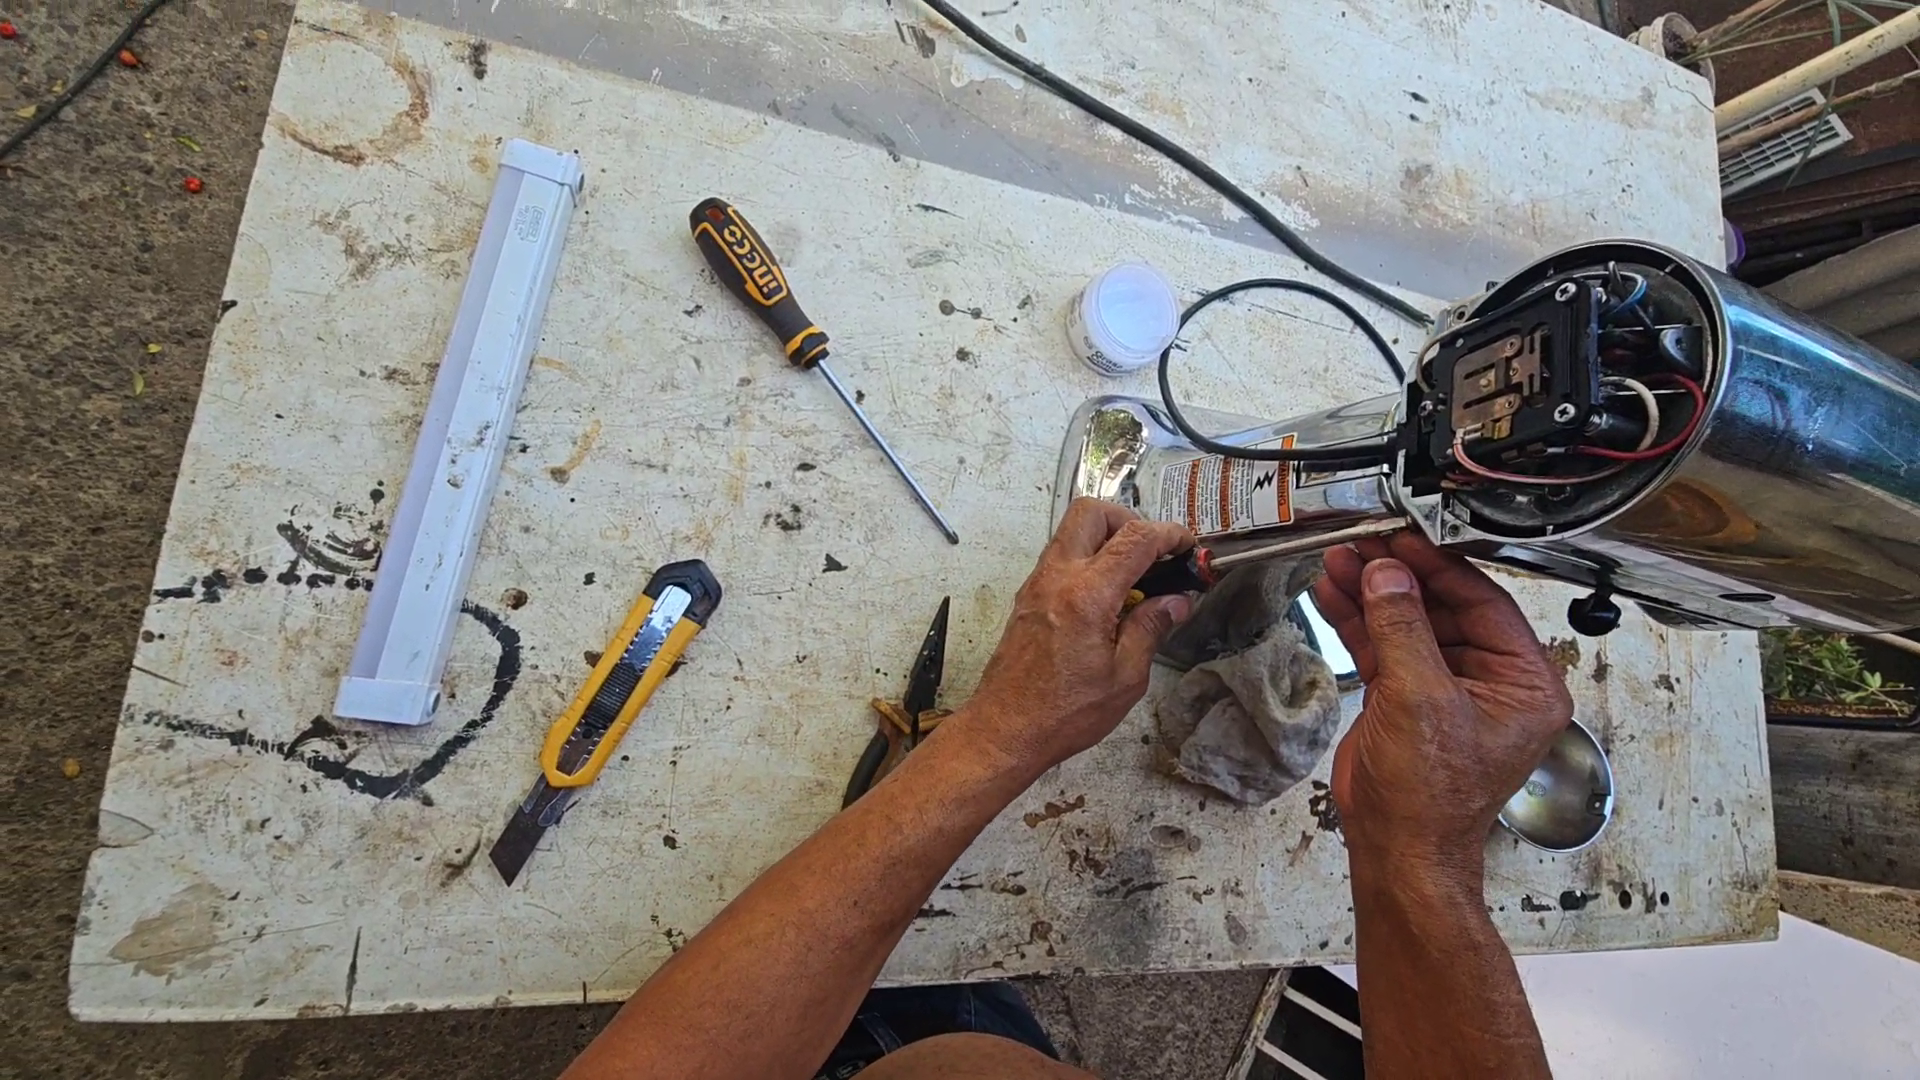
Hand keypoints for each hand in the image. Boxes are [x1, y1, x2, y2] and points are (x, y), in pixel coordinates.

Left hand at [959, 498, 1195, 774]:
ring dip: (1106, 539)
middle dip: (1128, 520)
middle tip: (1153, 553)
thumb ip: (1151, 629)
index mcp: (1087, 595)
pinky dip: (1087, 560)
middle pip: (1091, 512)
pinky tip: (1107, 598)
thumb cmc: (1065, 712)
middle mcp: (1057, 577)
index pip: (1135, 539)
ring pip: (1071, 531)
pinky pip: (1060, 558)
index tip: (1188, 546)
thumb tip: (1176, 601)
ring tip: (1135, 579)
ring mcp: (1037, 584)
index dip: (1169, 534)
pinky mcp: (1028, 596)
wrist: (1006, 729)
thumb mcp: (1125, 678)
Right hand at [1311, 530, 1571, 876]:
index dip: (1438, 568)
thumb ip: (1402, 630)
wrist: (1394, 843)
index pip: (1483, 603)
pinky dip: (1356, 621)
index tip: (1402, 539)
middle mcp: (1486, 679)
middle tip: (1361, 547)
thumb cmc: (1429, 794)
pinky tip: (1333, 595)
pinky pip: (1381, 645)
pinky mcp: (1402, 695)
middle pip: (1439, 608)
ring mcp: (1441, 686)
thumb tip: (1388, 575)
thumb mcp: (1420, 700)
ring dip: (1370, 594)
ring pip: (1404, 623)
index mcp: (1521, 682)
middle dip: (1396, 578)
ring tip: (1338, 563)